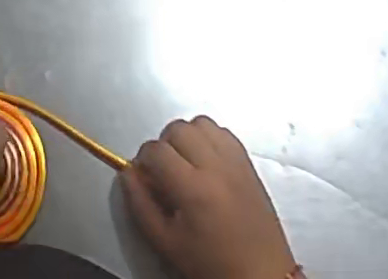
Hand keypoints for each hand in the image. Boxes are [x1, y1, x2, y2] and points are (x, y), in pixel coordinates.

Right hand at [122, 116, 295, 278]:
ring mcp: (234, 158)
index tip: (143, 174)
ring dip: (187, 136)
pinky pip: (222, 130)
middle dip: (163, 144)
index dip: (143, 159)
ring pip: (201, 122)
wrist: (259, 271)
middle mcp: (215, 165)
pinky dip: (208, 137)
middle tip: (163, 169)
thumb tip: (127, 172)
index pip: (157, 150)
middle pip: (178, 128)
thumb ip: (141, 205)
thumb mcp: (166, 244)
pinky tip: (205, 160)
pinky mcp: (246, 158)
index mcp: (193, 188)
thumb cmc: (210, 264)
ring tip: (184, 161)